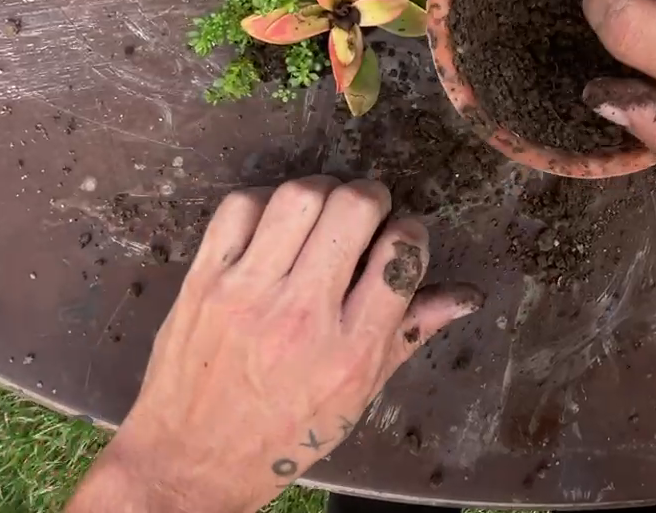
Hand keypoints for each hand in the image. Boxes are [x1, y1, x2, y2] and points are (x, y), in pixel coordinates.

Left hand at [67, 177, 480, 512]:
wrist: (187, 465)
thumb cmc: (284, 435)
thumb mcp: (359, 394)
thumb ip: (412, 332)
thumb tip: (467, 295)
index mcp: (351, 349)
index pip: (401, 253)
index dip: (409, 231)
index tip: (398, 235)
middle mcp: (303, 315)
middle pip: (353, 208)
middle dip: (370, 196)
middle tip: (365, 210)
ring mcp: (248, 293)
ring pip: (300, 196)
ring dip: (321, 189)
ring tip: (322, 209)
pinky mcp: (204, 280)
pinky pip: (241, 205)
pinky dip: (265, 201)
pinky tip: (273, 224)